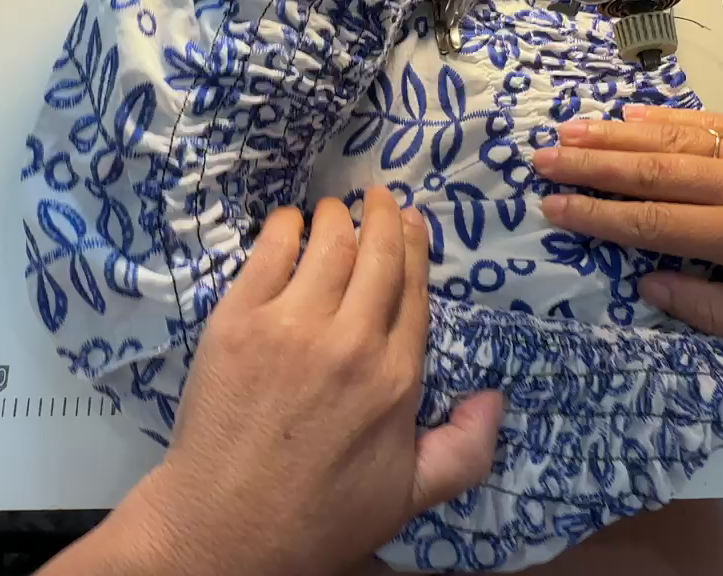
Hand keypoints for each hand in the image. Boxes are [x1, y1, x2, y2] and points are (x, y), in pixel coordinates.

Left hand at [82, 187, 502, 575]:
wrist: (227, 527)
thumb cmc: (320, 514)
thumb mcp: (409, 498)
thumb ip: (464, 451)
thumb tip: (495, 396)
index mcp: (396, 377)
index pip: (413, 287)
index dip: (414, 244)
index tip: (412, 218)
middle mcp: (351, 340)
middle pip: (378, 253)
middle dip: (384, 214)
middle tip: (379, 195)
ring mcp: (292, 325)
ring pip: (329, 242)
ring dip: (337, 215)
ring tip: (335, 209)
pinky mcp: (240, 317)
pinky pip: (271, 249)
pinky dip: (286, 225)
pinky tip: (291, 221)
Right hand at [532, 107, 722, 367]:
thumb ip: (719, 311)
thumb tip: (648, 283)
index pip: (655, 223)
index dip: (597, 216)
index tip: (552, 207)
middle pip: (654, 168)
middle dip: (591, 165)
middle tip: (540, 158)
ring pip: (677, 138)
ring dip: (617, 134)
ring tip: (569, 129)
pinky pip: (715, 122)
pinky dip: (667, 118)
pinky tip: (632, 115)